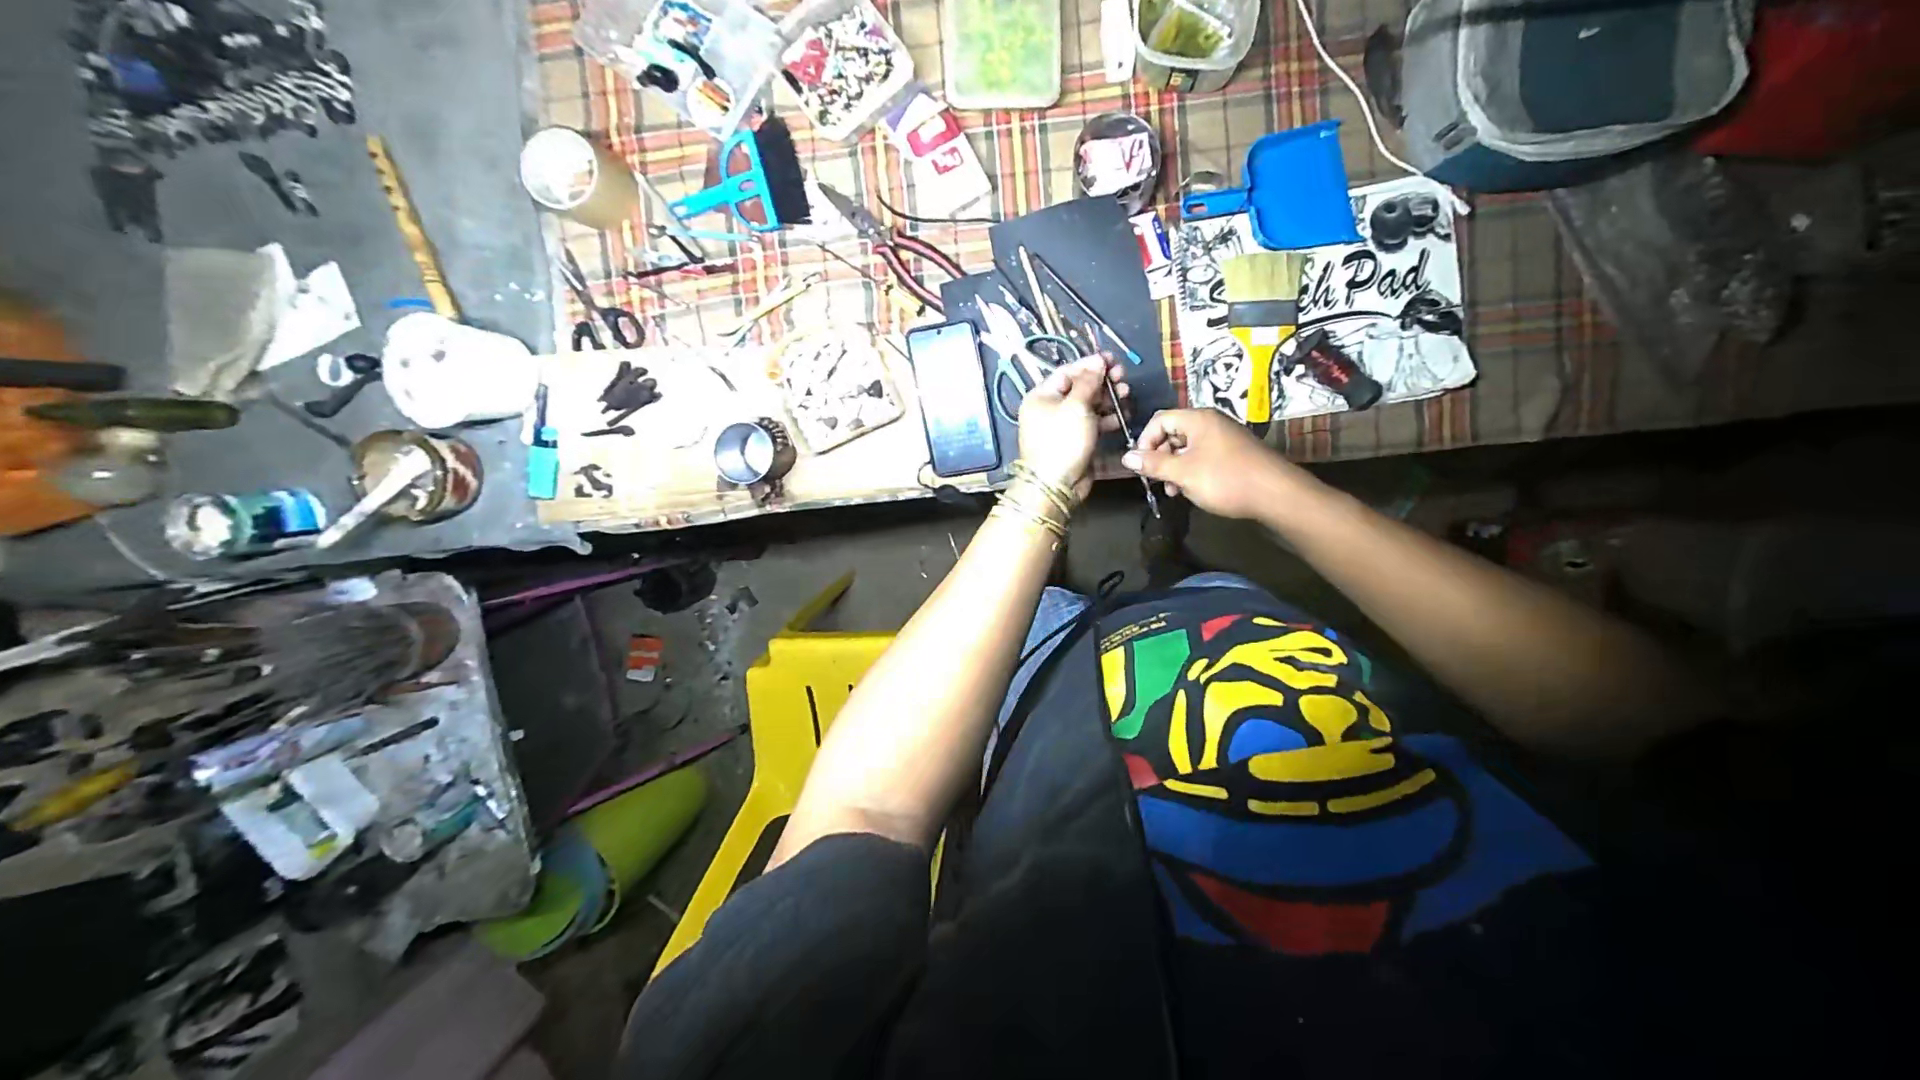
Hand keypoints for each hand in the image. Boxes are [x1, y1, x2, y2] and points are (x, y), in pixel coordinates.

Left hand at [1016, 354, 1127, 496]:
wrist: (1056, 485)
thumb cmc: (1062, 441)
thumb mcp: (1075, 406)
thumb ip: (1088, 382)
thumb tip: (1098, 361)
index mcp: (1042, 395)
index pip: (1067, 371)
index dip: (1090, 364)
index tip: (1112, 360)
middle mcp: (1050, 408)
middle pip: (1079, 387)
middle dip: (1102, 381)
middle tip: (1123, 378)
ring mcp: (1063, 425)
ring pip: (1088, 405)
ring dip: (1108, 399)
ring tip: (1126, 395)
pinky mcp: (1076, 440)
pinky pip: (1092, 423)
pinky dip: (1107, 417)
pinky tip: (1122, 415)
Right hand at [1122, 407, 1318, 520]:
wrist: (1275, 493)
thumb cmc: (1224, 479)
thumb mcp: (1182, 473)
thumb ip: (1153, 464)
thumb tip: (1127, 457)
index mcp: (1197, 419)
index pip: (1159, 420)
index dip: (1145, 441)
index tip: (1141, 465)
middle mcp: (1211, 422)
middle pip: (1173, 432)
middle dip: (1159, 456)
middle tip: (1156, 480)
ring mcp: (1224, 437)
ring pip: (1187, 447)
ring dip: (1174, 467)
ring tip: (1173, 490)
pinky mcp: (1233, 453)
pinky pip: (1203, 455)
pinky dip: (1191, 470)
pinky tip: (1192, 489)